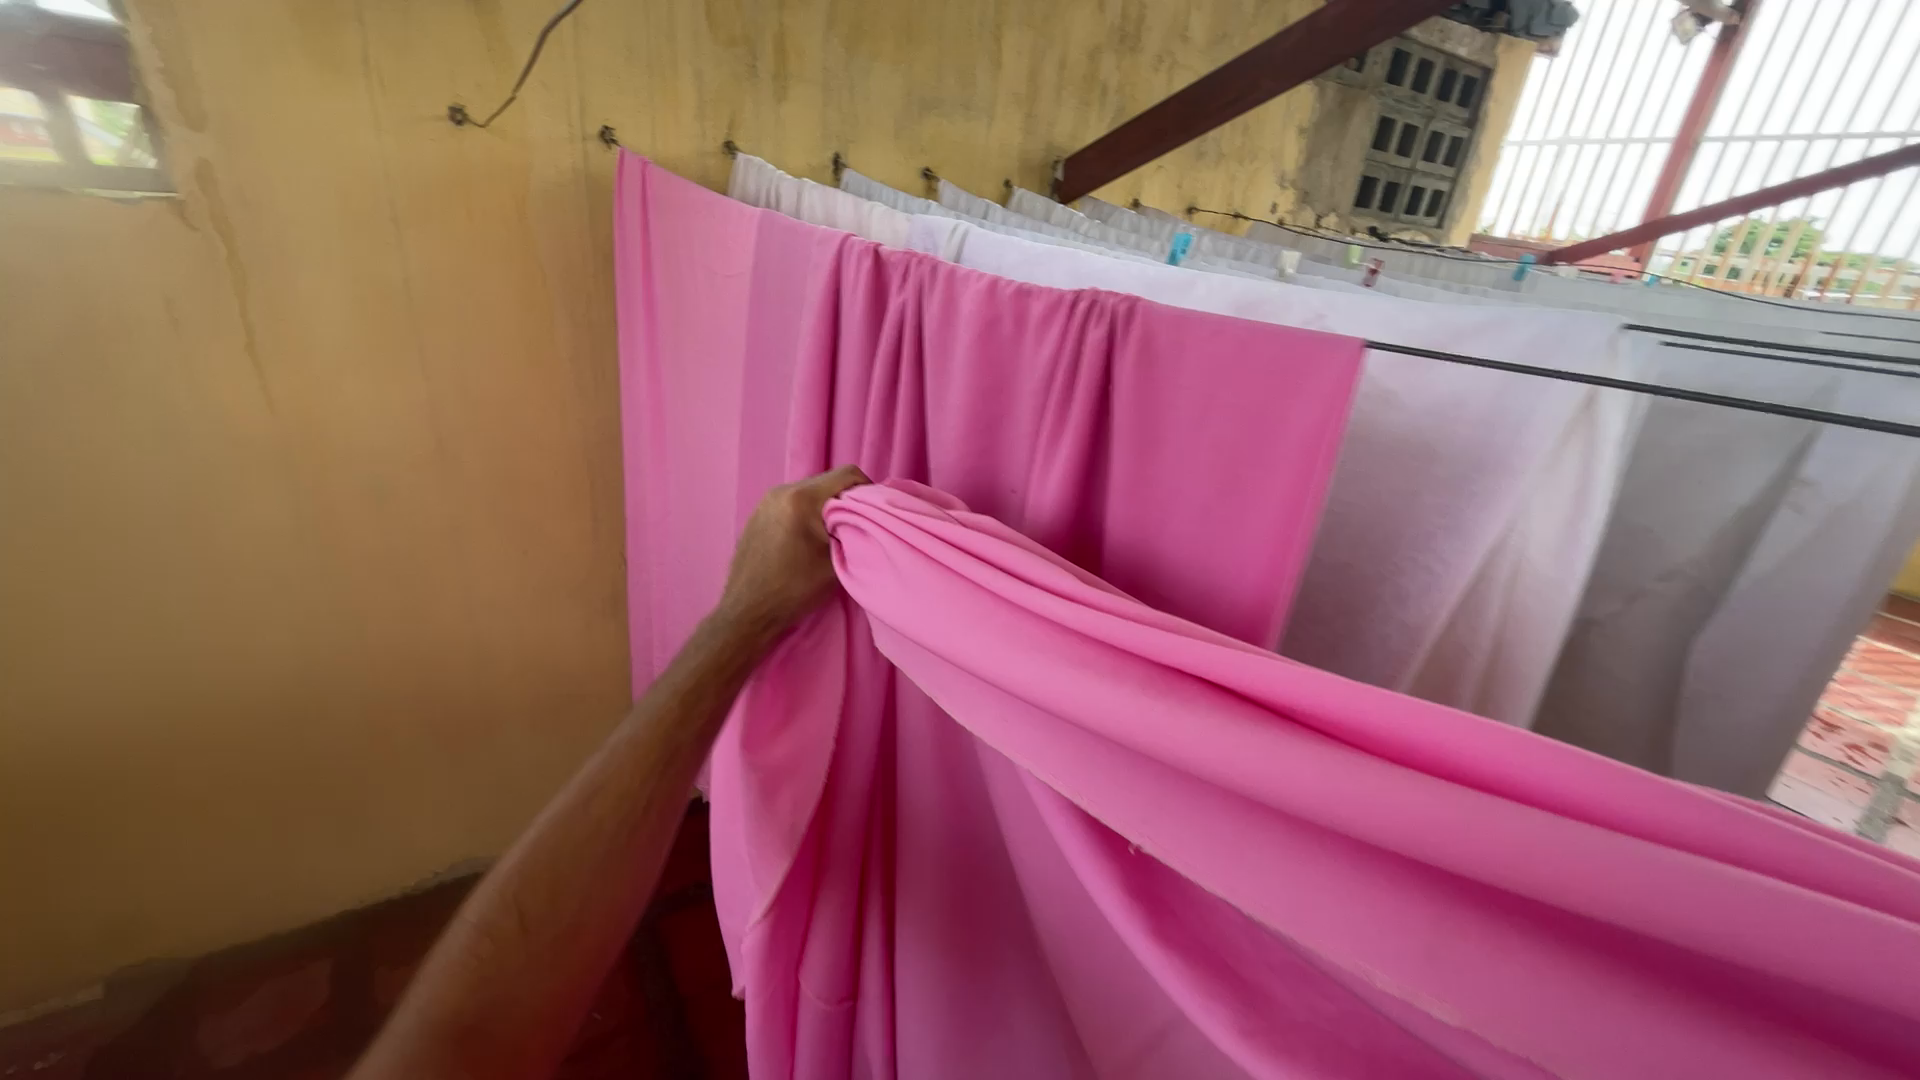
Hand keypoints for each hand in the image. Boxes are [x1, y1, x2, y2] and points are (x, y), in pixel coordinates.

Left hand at [714, 465, 871, 635]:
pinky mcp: (758, 513)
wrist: (748, 613)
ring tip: (834, 536)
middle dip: (847, 500)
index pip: (848, 474)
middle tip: (856, 527)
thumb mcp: (836, 563)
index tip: (874, 514)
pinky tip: (810, 540)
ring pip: (811, 492)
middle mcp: (781, 490)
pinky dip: (809, 513)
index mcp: (801, 498)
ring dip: (827, 508)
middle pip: (828, 481)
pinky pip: (793, 502)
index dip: (869, 491)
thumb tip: (867, 519)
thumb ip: (855, 533)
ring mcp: (766, 501)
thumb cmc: (794, 590)